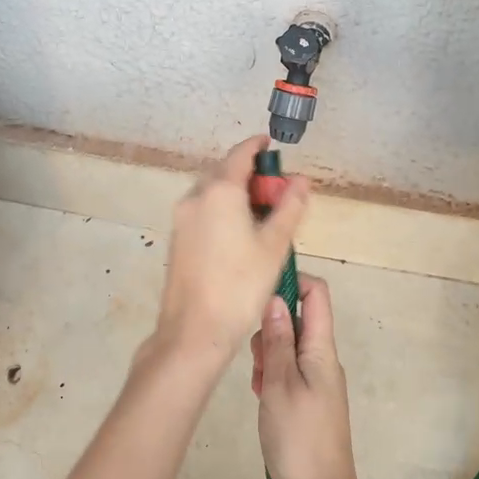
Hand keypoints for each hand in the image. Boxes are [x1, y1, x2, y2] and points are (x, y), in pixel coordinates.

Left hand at [152, 135, 308, 363]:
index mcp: (220, 190)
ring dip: (236, 191)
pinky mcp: (177, 238)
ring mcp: (182, 217)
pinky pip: (203, 209)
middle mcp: (196, 196)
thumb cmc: (240, 285)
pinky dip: (222, 208)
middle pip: (225, 170)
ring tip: (262, 214)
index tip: (274, 148)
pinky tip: (239, 232)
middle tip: (277, 190)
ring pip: (212, 191)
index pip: (241, 153)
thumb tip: (301, 180)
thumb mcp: (274, 245)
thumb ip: (290, 207)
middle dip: (251, 173)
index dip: (259, 146)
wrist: (193, 332)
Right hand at [252, 275, 380, 478]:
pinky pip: (288, 374)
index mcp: (322, 349)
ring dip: (269, 353)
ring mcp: (316, 383)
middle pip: (300, 320)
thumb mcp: (280, 383)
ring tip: (257, 379)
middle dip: (272, 325)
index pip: (317, 294)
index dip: (293, 282)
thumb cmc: (299, 437)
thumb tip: (277, 298)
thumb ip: (278, 339)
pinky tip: (260, 395)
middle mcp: (322, 360)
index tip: (261, 290)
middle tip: (256, 353)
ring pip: (290, 348)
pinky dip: (271, 376)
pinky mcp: (307, 405)